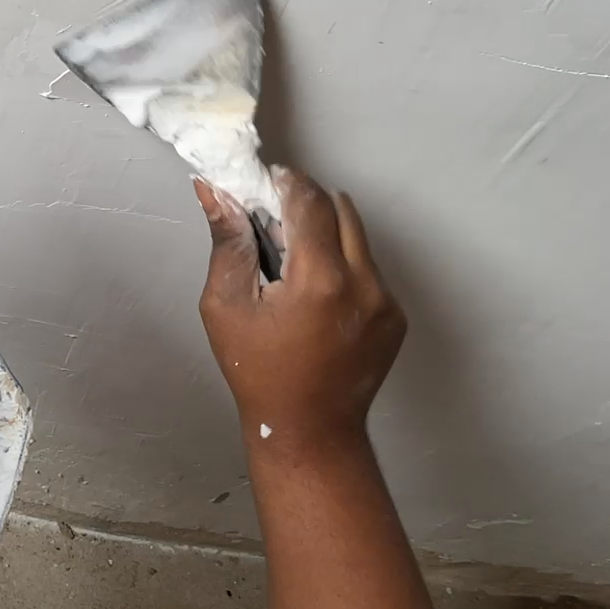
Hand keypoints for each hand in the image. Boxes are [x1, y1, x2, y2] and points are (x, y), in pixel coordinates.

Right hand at [192, 168, 406, 450]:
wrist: (308, 428)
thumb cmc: (256, 368)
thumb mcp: (225, 304)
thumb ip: (227, 242)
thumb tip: (214, 191)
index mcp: (321, 279)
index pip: (310, 201)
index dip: (286, 181)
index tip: (263, 179)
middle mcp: (365, 283)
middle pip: (340, 209)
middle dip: (306, 200)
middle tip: (271, 216)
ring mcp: (387, 300)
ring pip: (357, 236)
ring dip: (324, 229)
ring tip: (289, 257)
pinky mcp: (395, 315)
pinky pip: (367, 266)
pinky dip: (339, 260)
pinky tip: (311, 290)